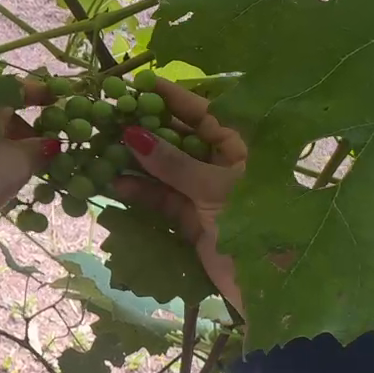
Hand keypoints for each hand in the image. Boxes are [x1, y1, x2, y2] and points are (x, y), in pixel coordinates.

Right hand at [111, 80, 248, 313]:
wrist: (273, 289)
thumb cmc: (260, 225)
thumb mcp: (215, 188)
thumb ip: (173, 163)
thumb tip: (132, 134)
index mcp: (246, 146)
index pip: (203, 111)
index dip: (169, 97)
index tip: (134, 83)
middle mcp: (225, 163)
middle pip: (177, 138)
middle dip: (143, 129)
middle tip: (107, 116)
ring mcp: (206, 190)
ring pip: (164, 168)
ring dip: (134, 161)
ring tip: (100, 149)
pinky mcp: (192, 217)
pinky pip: (160, 197)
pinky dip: (139, 191)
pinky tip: (114, 185)